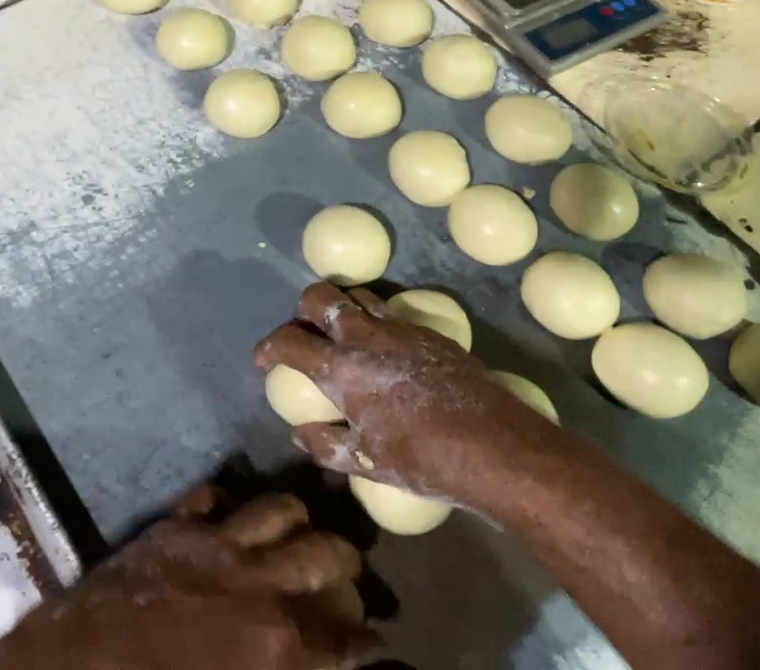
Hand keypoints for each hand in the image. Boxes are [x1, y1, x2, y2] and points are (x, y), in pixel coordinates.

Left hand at [0, 485, 375, 669]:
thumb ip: (288, 666)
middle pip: (325, 554)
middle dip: (345, 561)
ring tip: (297, 526)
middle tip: (345, 569)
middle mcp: (259, 582)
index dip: (369, 643)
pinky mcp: (176, 525)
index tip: (376, 641)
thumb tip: (323, 659)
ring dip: (294, 517)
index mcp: (279, 641)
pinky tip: (229, 513)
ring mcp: (215, 544)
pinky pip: (212, 495)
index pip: (349, 639)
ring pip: (276, 508)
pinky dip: (226, 502)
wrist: (85, 662)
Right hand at [254, 282, 555, 509]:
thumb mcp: (366, 463)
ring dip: (340, 308)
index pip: (288, 341)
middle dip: (302, 310)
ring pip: (356, 295)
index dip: (268, 347)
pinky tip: (384, 350)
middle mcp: (364, 337)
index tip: (264, 360)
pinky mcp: (429, 332)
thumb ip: (325, 445)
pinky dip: (375, 320)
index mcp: (341, 369)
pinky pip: (390, 311)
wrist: (496, 448)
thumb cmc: (423, 459)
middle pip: (319, 296)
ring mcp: (399, 329)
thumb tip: (300, 432)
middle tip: (304, 334)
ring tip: (342, 334)